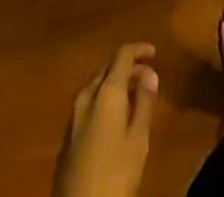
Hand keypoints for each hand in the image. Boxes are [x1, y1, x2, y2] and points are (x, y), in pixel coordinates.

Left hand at [52, 43, 158, 196]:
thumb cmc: (115, 173)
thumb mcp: (138, 139)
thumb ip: (144, 103)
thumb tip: (150, 74)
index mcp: (105, 92)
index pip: (122, 55)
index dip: (139, 49)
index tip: (155, 52)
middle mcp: (86, 95)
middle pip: (107, 68)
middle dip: (128, 66)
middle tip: (149, 75)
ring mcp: (73, 115)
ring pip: (96, 85)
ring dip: (115, 82)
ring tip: (135, 93)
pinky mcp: (68, 134)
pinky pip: (89, 102)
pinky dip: (105, 98)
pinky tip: (115, 115)